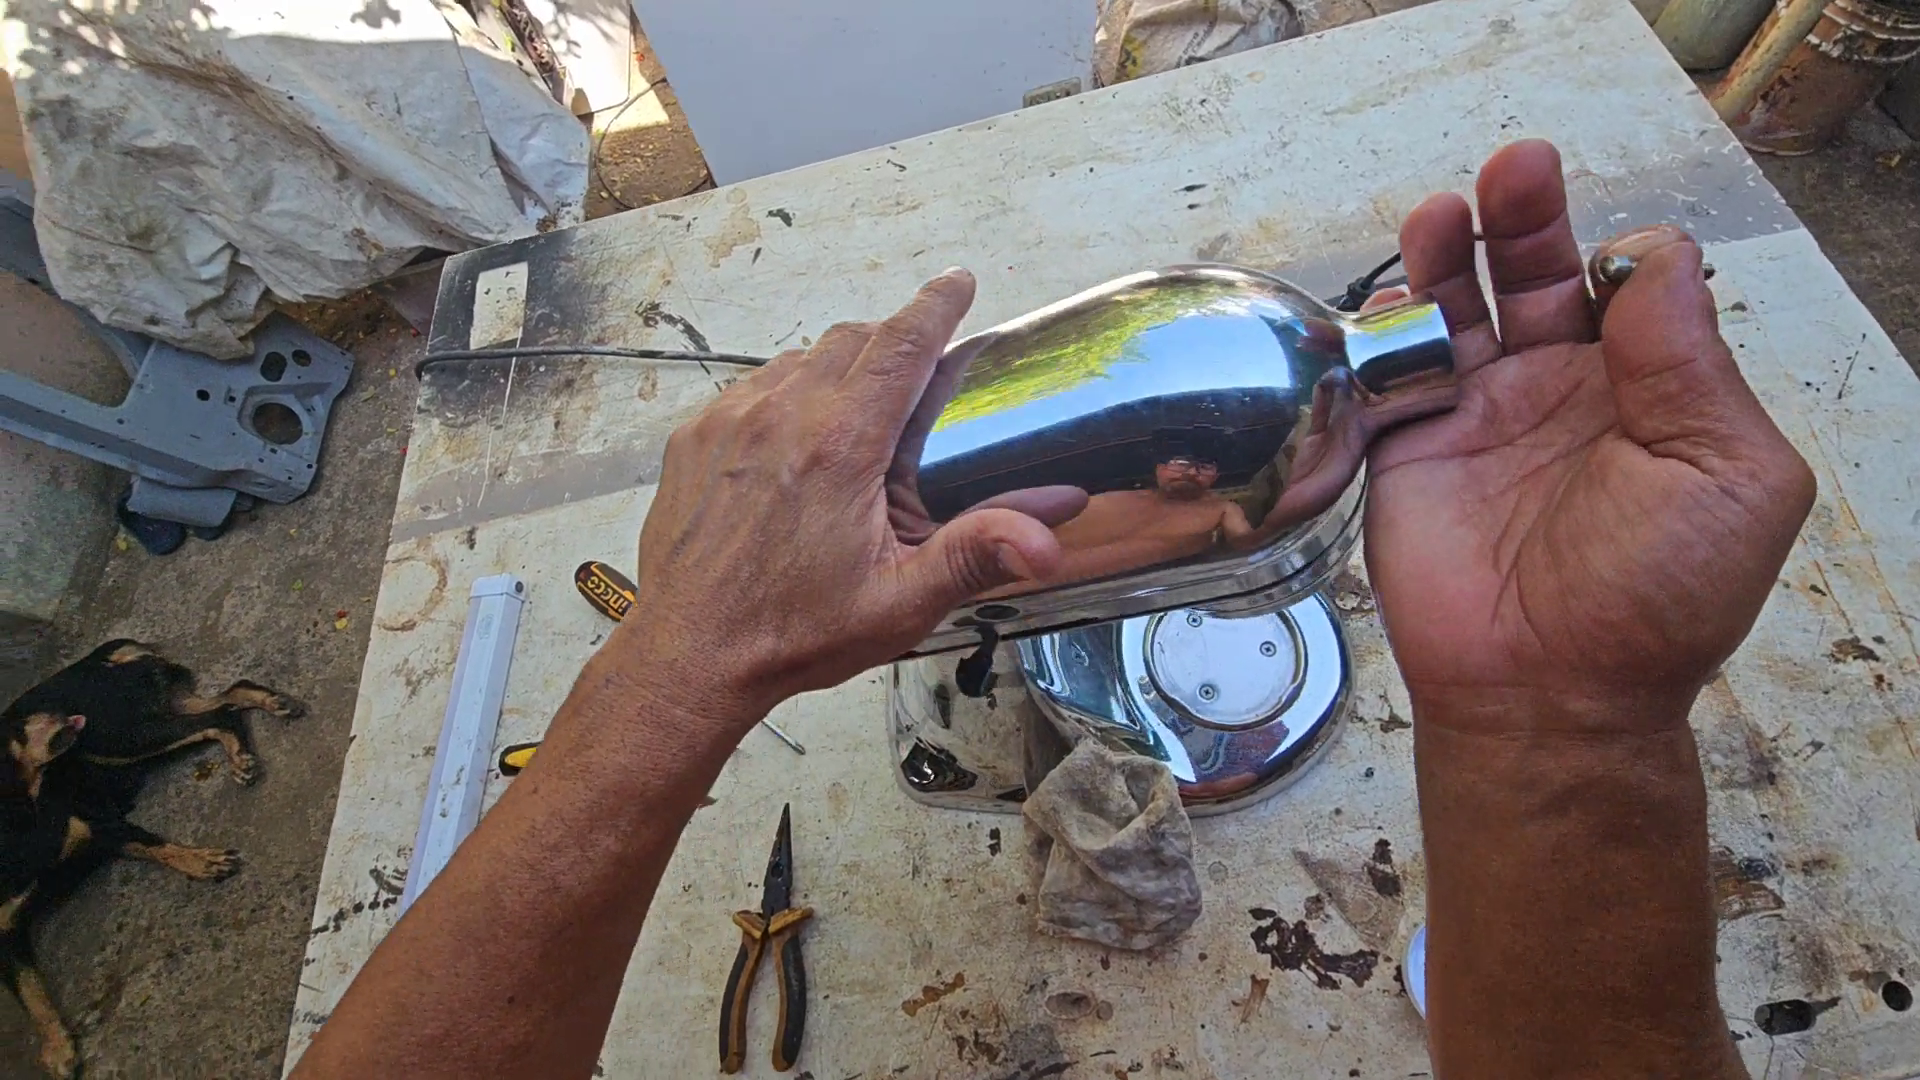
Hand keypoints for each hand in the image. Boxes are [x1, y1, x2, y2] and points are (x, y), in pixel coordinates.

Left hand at [617, 270, 1071, 726]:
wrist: (691, 654)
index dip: (936, 306)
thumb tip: (1052, 532)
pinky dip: (788, 392)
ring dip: (841, 368)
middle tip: (918, 372)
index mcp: (840, 447)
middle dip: (893, 339)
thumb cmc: (794, 631)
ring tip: (861, 412)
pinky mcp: (696, 438)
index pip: (900, 345)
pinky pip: (753, 386)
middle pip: (851, 339)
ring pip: (799, 358)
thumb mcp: (900, 602)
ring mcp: (730, 421)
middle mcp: (781, 416)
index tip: (958, 283)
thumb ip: (978, 554)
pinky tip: (798, 438)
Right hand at [1362, 140, 1814, 729]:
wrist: (1541, 683)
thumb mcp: (1720, 474)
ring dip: (1442, 265)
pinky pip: (1386, 386)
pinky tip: (1385, 307)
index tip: (1611, 278)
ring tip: (1437, 213)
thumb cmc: (1650, 594)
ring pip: (1447, 322)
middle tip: (1511, 168)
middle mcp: (1545, 392)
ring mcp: (1465, 421)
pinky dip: (1381, 344)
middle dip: (1519, 224)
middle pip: (1527, 284)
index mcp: (1635, 390)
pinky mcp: (1400, 454)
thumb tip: (1655, 260)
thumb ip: (1682, 367)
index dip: (1617, 259)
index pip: (1622, 287)